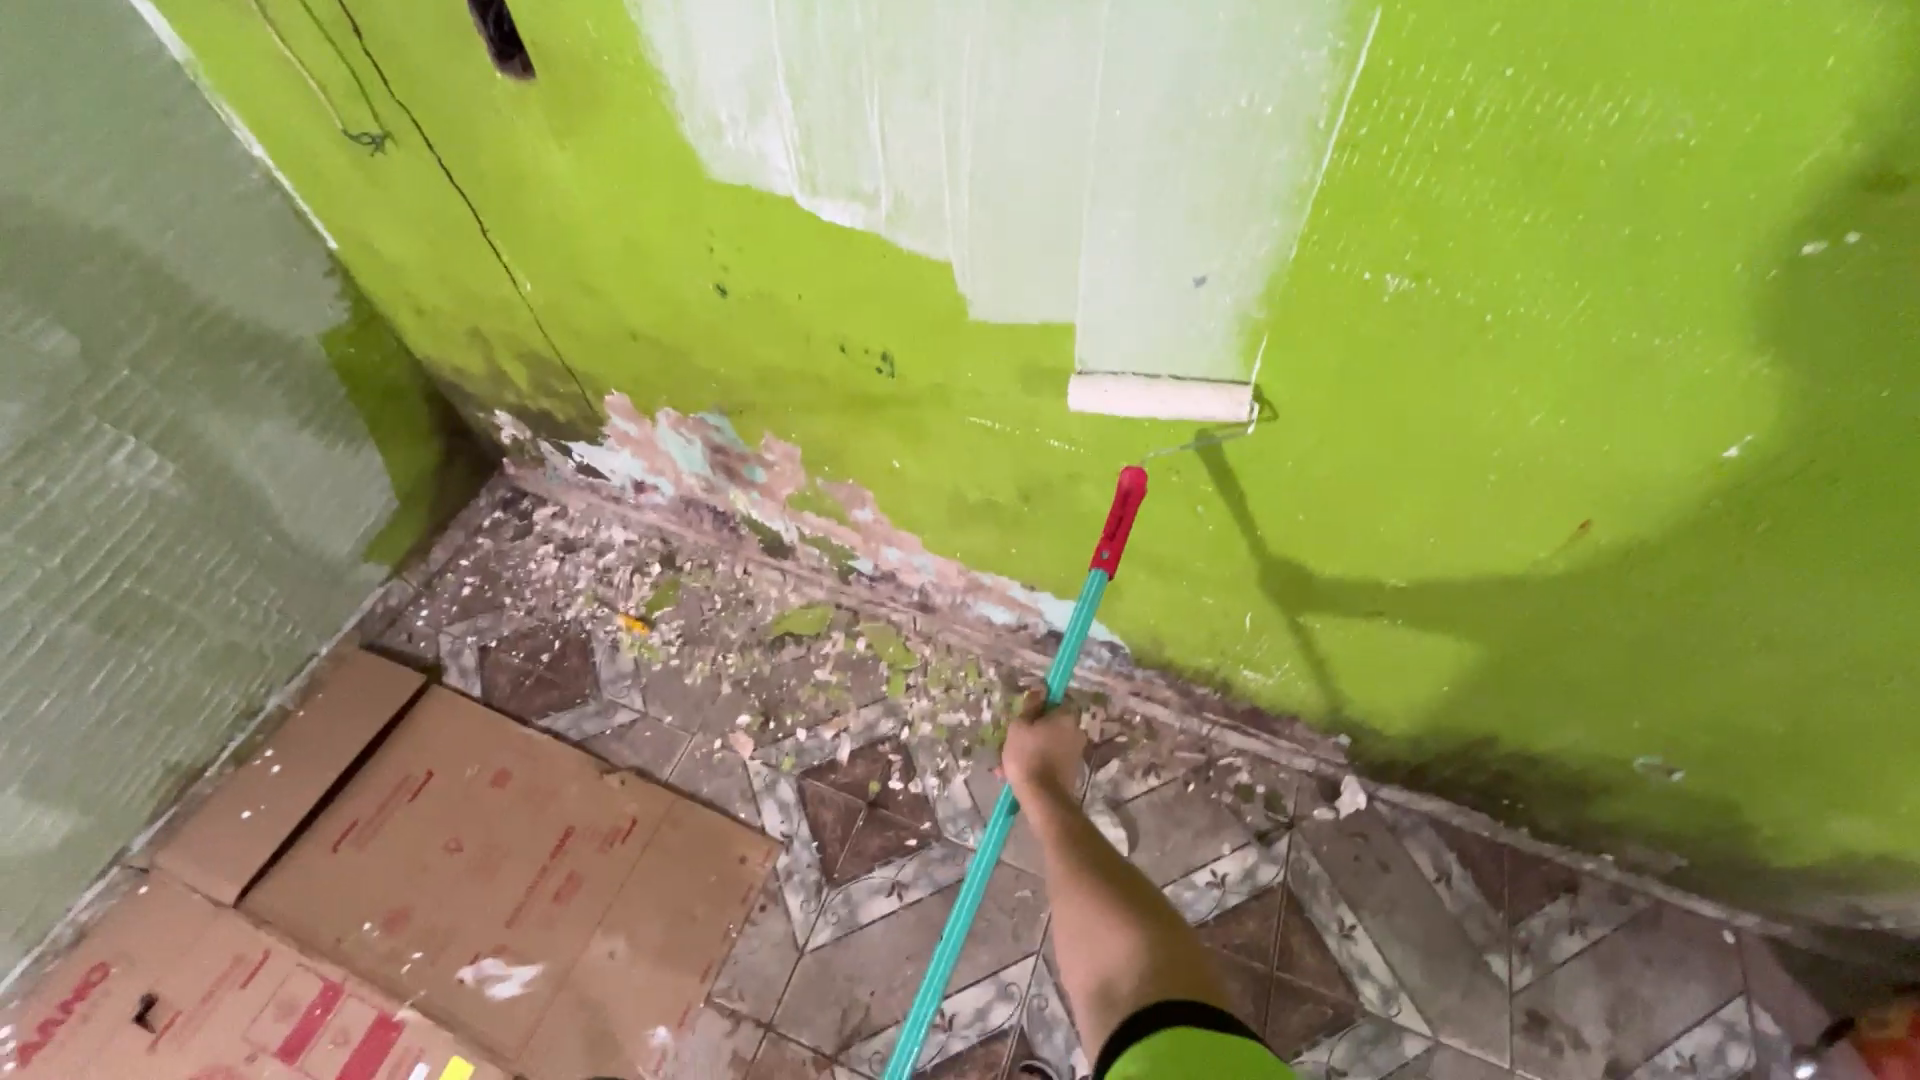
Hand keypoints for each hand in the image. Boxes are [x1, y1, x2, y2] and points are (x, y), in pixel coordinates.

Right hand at [1000, 689, 1086, 800]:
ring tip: (1007, 763)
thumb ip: (1030, 706)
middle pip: (1051, 724)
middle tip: (1012, 741)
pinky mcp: (1071, 770)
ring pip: (1049, 743)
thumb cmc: (1027, 755)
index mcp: (1066, 716)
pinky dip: (1037, 762)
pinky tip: (1017, 773)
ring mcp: (1076, 752)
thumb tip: (1041, 689)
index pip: (1055, 701)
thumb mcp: (1019, 726)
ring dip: (1031, 748)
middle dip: (1032, 731)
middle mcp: (1076, 731)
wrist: (1043, 796)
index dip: (1039, 707)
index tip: (1024, 716)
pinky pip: (1051, 759)